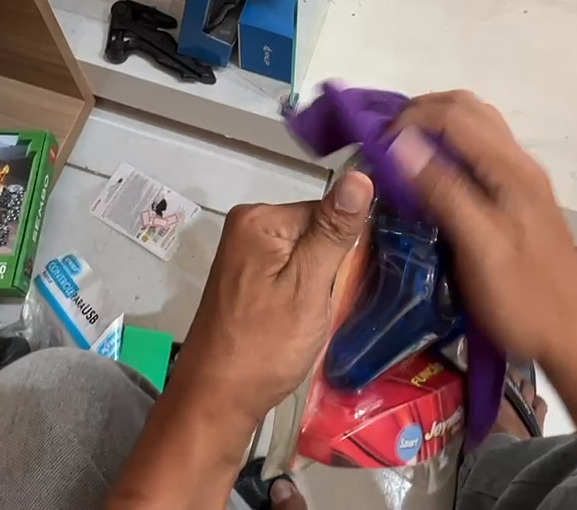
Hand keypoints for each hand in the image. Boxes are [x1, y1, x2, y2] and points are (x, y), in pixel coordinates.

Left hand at [169, 171, 375, 427]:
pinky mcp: (246, 276)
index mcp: (261, 218)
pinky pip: (289, 270)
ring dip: (318, 283)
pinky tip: (299, 318)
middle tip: (326, 306)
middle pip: (316, 231)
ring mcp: (244, 251)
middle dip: (330, 267)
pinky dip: (302, 292)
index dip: (344, 249)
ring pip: (306, 254)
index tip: (345, 285)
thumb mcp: (308, 286)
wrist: (216, 400)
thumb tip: (360, 176)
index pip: (326, 213)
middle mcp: (249, 224)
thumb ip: (334, 231)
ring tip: (312, 316)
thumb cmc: (264, 345)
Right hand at [389, 91, 576, 366]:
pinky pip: (479, 146)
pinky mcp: (519, 194)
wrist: (575, 341)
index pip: (453, 114)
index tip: (377, 145)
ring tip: (403, 151)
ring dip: (436, 124)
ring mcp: (522, 177)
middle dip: (421, 112)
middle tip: (387, 141)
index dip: (410, 119)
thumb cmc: (523, 300)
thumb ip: (443, 191)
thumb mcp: (478, 248)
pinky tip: (431, 174)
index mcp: (510, 169)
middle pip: (466, 106)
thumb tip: (401, 144)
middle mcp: (519, 162)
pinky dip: (449, 143)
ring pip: (475, 122)